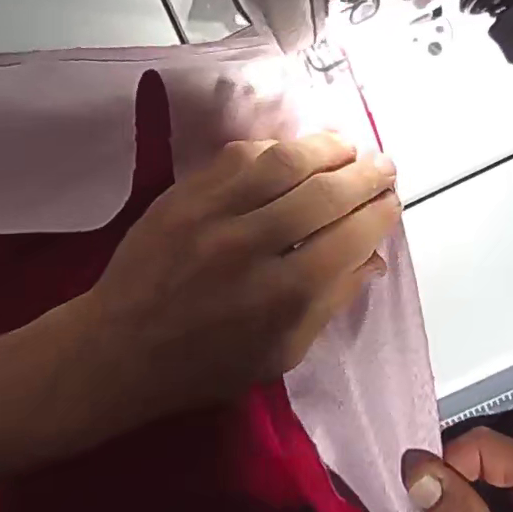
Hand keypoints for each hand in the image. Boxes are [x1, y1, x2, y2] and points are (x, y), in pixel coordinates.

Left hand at [74, 133, 399, 417]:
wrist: (121, 347)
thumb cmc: (206, 363)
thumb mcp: (281, 353)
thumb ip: (330, 302)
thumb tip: (371, 256)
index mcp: (283, 297)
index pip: (350, 237)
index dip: (379, 213)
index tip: (391, 201)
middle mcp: (251, 247)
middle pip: (325, 193)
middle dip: (364, 176)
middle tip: (382, 167)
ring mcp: (212, 214)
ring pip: (283, 162)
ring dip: (324, 148)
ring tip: (346, 148)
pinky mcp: (183, 195)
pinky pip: (237, 155)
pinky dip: (273, 148)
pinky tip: (291, 151)